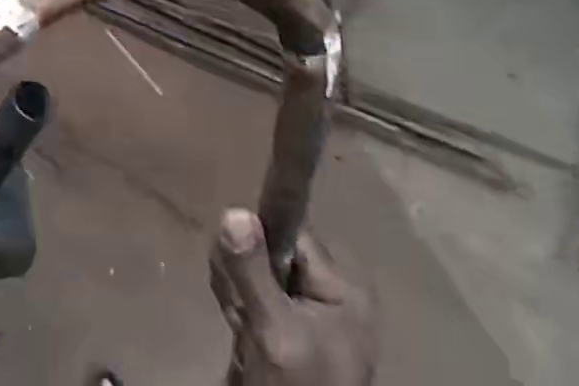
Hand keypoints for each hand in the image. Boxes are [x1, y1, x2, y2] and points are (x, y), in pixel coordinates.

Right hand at [210, 209, 376, 385]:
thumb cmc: (299, 385)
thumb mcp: (275, 329)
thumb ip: (254, 271)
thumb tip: (235, 209)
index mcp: (343, 286)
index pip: (288, 231)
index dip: (256, 241)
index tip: (237, 268)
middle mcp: (331, 288)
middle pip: (265, 244)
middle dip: (241, 270)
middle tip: (242, 306)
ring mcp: (310, 304)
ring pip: (251, 264)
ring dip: (235, 289)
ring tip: (244, 322)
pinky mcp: (289, 316)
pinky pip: (249, 285)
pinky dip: (237, 303)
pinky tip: (243, 327)